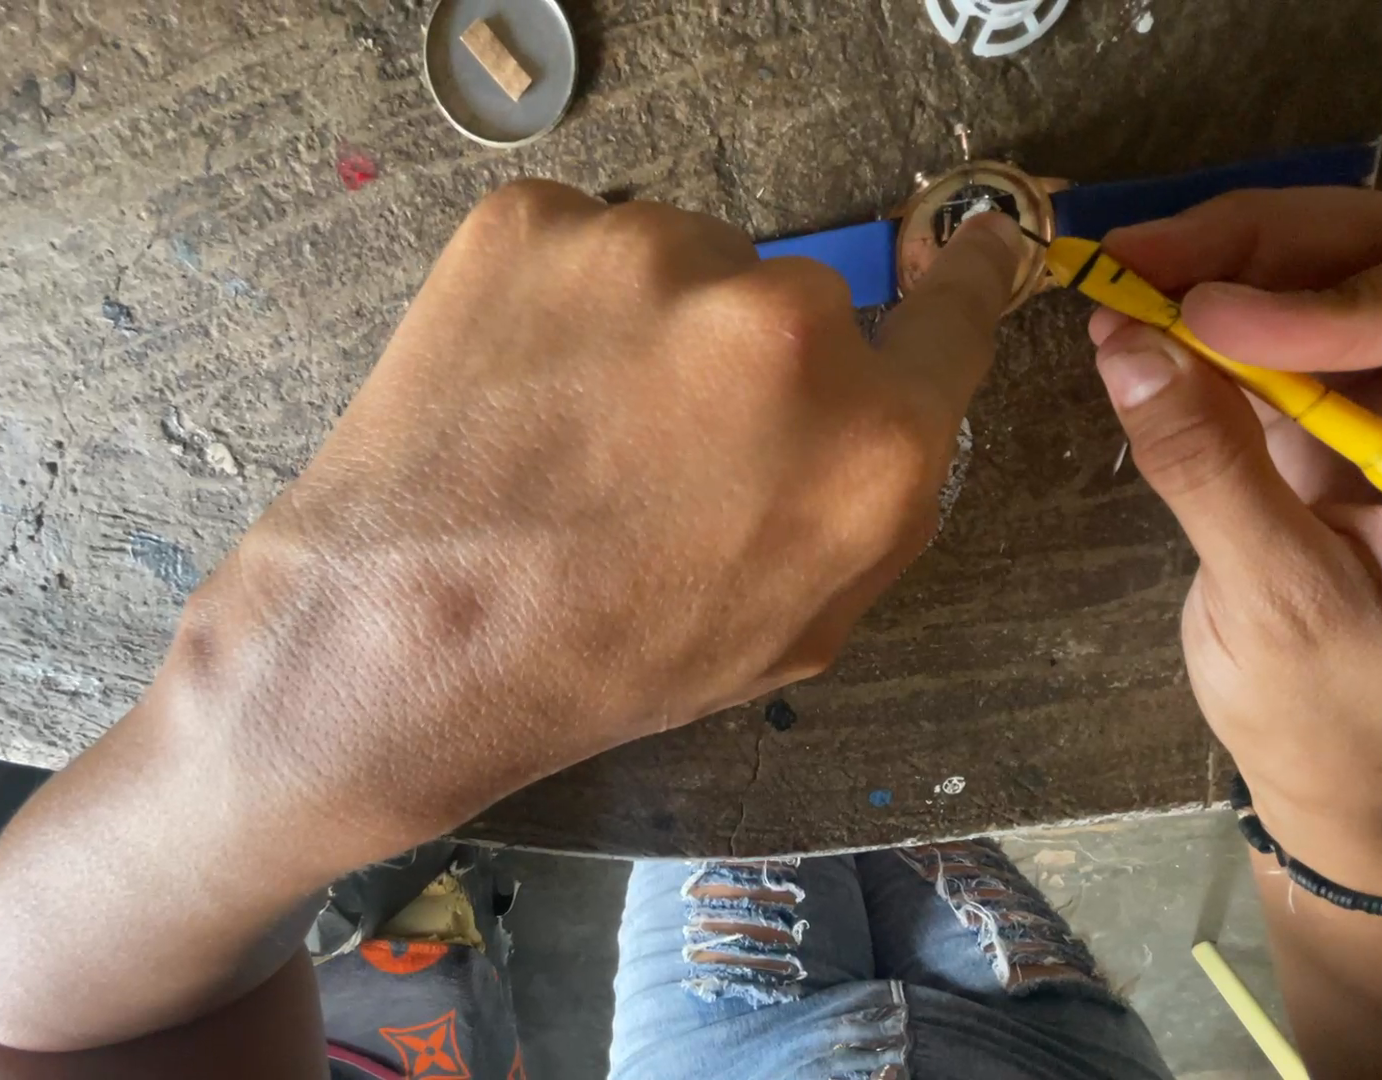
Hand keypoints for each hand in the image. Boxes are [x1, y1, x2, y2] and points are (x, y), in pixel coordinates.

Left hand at [168, 182, 1022, 845]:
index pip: (951, 319)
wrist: (408, 637)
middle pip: (799, 302)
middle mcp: (781, 326)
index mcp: (865, 442)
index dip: (962, 282)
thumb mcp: (790, 628)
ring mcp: (650, 252)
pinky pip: (589, 245)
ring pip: (690, 266)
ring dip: (655, 328)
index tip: (973, 246)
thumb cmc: (611, 661)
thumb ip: (872, 506)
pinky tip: (519, 386)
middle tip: (661, 442)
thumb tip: (889, 412)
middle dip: (750, 366)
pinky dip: (567, 302)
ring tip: (572, 422)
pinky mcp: (533, 221)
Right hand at [1091, 189, 1381, 892]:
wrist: (1331, 765)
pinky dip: (1206, 326)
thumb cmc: (1328, 711)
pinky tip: (1138, 329)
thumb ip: (1203, 466)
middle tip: (1138, 257)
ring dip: (1230, 268)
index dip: (1350, 286)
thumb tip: (1125, 347)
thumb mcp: (1267, 598)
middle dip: (1275, 242)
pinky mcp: (1335, 426)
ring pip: (1344, 279)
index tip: (1207, 320)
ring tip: (1122, 280)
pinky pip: (1281, 341)